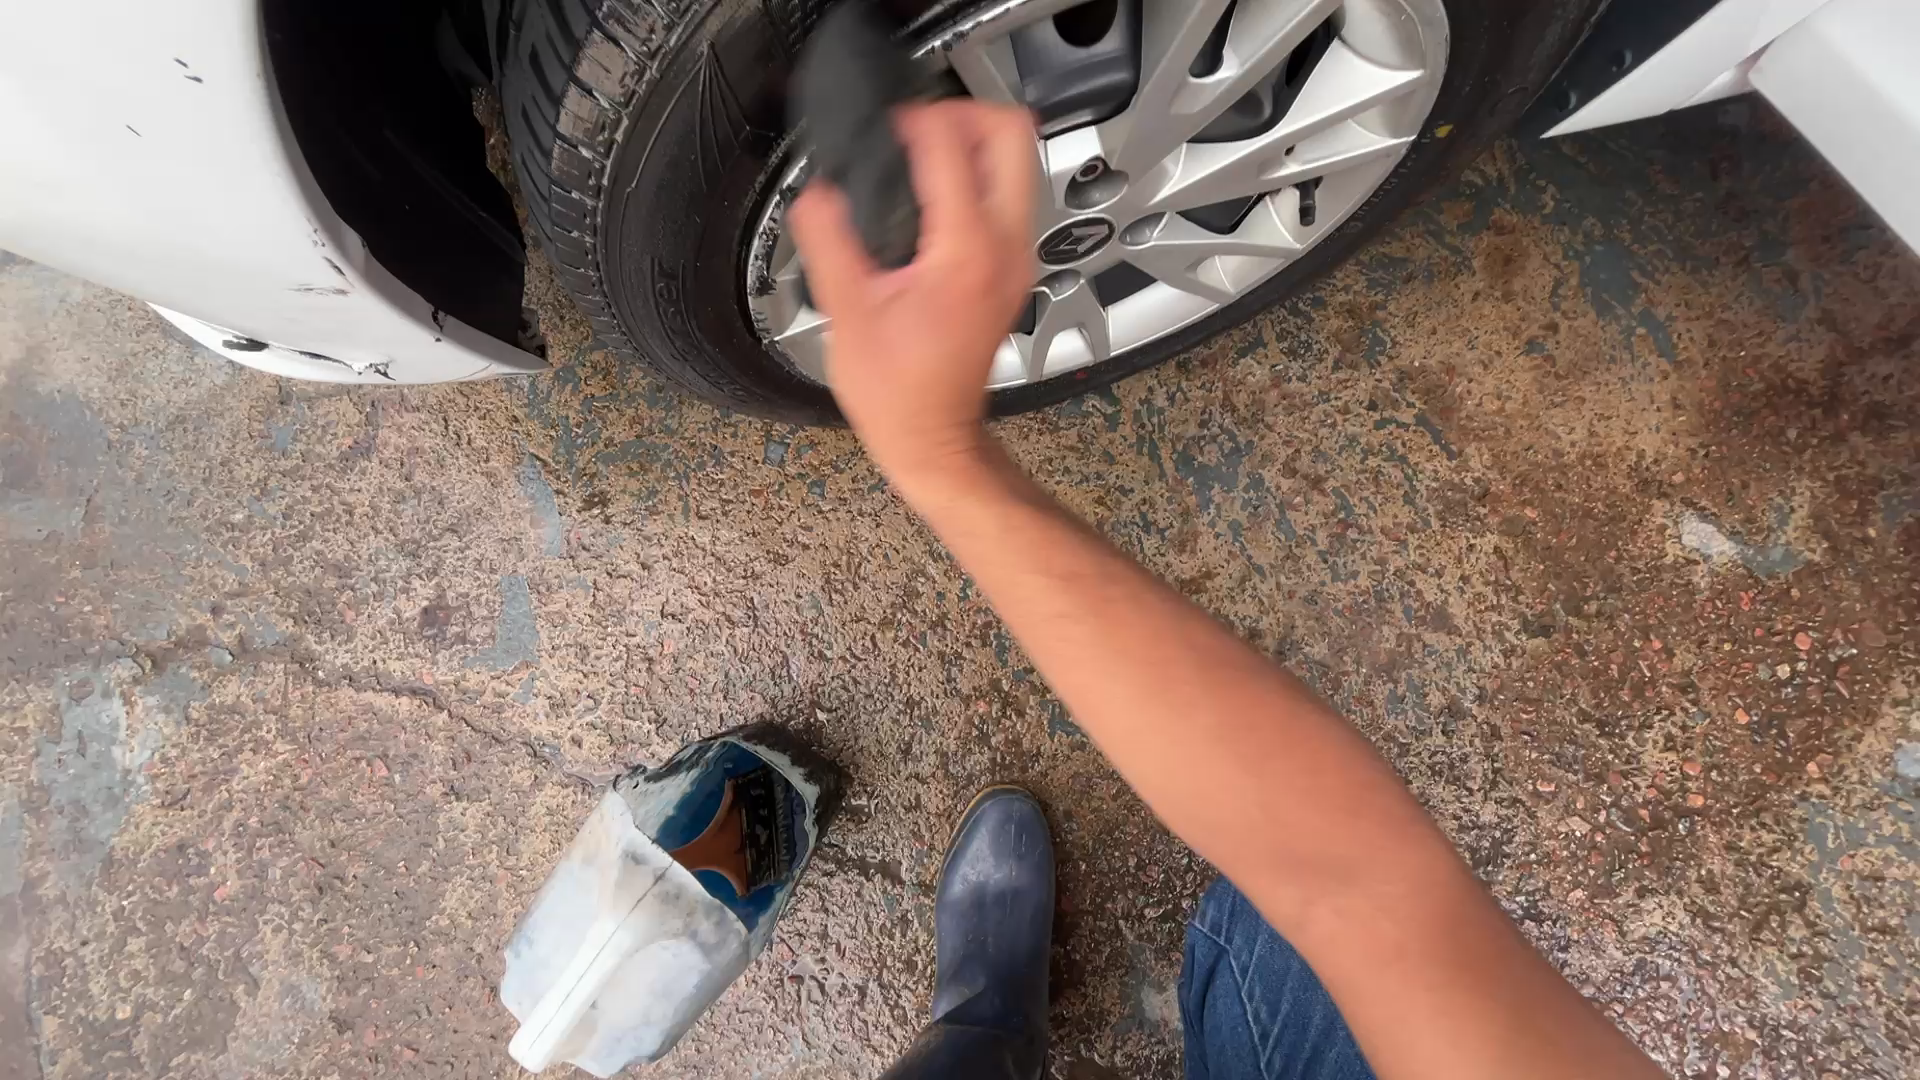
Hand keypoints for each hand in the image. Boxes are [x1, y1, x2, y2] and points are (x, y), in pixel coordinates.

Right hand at [787, 99, 1036, 492]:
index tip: (883, 135)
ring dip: (972, 148)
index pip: (951, 141)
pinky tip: (935, 207)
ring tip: (922, 168)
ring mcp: (1018, 263)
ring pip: (1017, 163)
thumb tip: (820, 193)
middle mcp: (1006, 252)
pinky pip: (1010, 200)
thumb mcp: (847, 312)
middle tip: (917, 135)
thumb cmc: (900, 394)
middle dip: (960, 115)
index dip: (910, 121)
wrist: (933, 436)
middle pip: (1011, 132)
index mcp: (965, 253)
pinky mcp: (1014, 275)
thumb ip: (828, 237)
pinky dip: (977, 184)